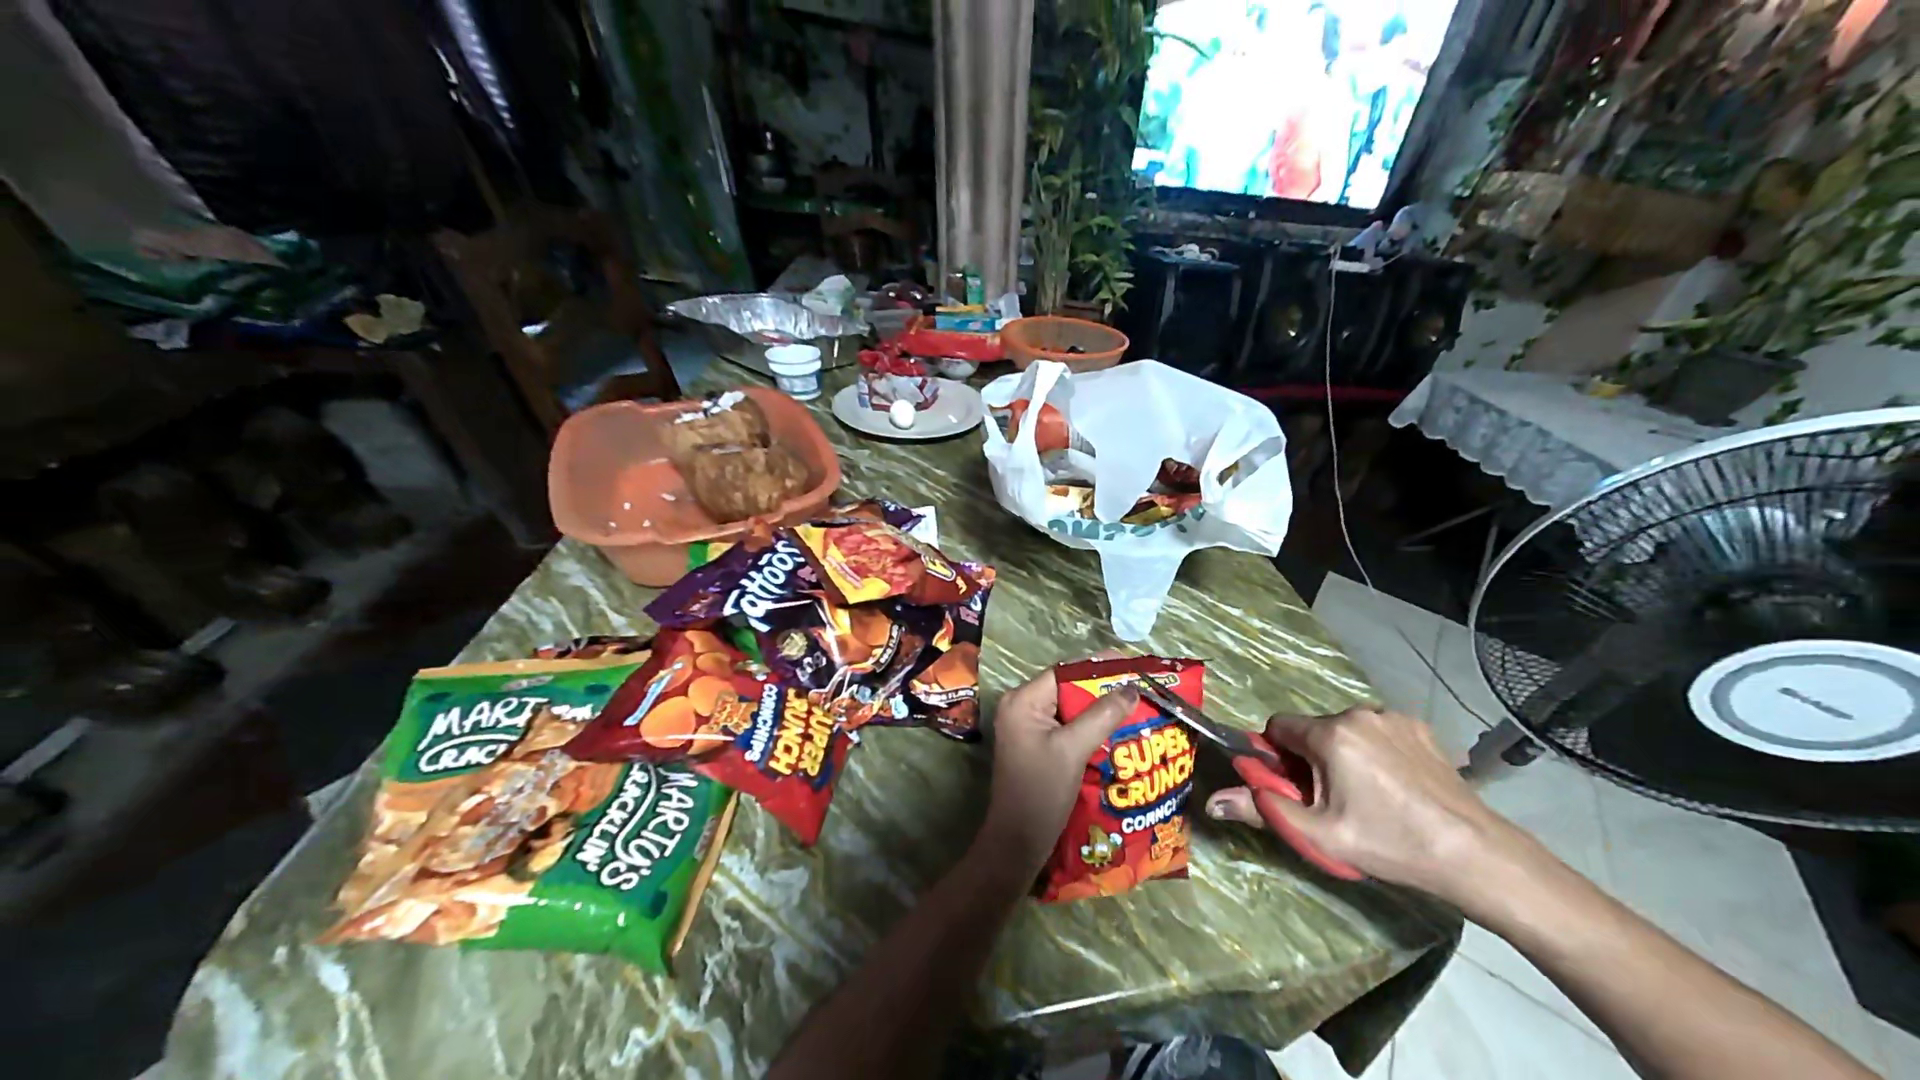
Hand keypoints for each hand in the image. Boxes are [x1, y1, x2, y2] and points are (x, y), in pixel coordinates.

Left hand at [978, 663, 1138, 876]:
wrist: (1018, 841)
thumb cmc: (1041, 792)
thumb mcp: (1073, 750)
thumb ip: (1102, 715)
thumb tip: (1131, 688)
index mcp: (1022, 701)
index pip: (1065, 672)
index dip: (1099, 668)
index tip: (1133, 666)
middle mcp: (1021, 707)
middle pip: (1068, 687)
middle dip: (1103, 688)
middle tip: (1141, 687)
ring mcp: (1027, 726)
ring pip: (1070, 707)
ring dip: (1100, 708)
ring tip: (1137, 705)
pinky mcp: (1036, 744)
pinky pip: (1067, 725)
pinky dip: (1090, 726)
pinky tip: (1117, 730)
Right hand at [1203, 706, 1529, 903]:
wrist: (1475, 855)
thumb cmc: (1389, 844)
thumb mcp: (1319, 833)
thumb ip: (1264, 809)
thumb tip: (1212, 802)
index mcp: (1331, 734)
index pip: (1278, 726)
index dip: (1277, 756)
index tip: (1295, 787)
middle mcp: (1360, 713)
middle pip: (1313, 729)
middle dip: (1311, 758)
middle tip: (1333, 800)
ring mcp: (1395, 718)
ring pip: (1346, 730)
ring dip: (1343, 753)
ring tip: (1368, 796)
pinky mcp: (1421, 728)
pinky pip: (1378, 732)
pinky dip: (1375, 751)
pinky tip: (1396, 785)